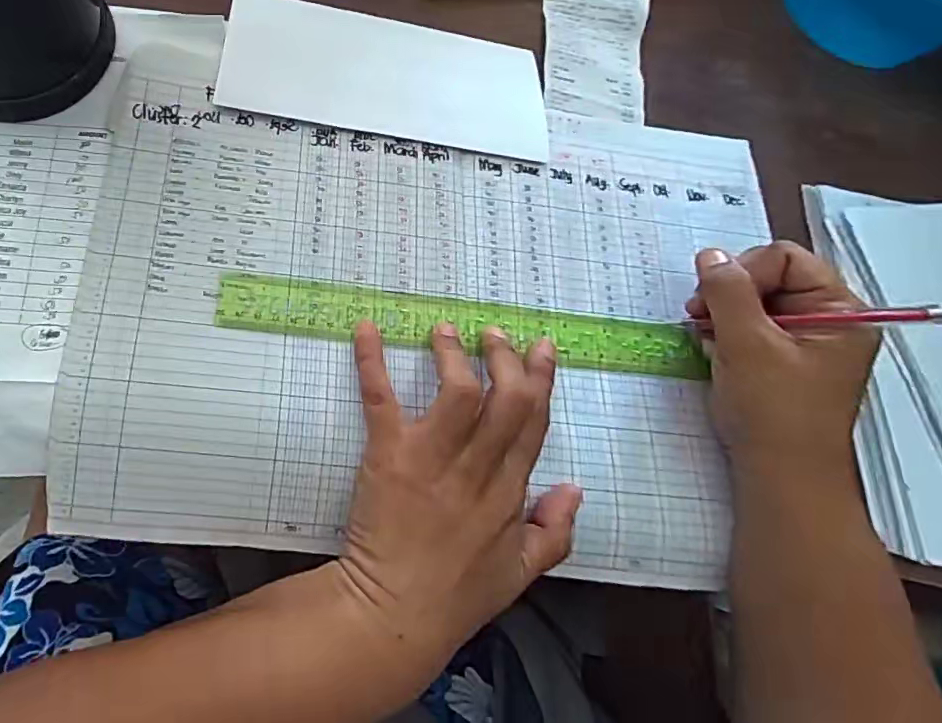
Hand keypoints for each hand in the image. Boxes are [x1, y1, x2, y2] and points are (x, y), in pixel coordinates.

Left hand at [331, 320, 581, 670]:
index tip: (541, 348)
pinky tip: (367, 330)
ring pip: (457, 394)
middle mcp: (477, 470)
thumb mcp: (521, 572)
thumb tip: (575, 487)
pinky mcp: (388, 455)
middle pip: (504, 401)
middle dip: (504, 359)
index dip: (540, 380)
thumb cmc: (456, 593)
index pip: (533, 424)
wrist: (396, 611)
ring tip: (446, 330)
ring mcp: (432, 460)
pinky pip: (382, 399)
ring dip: (453, 356)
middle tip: (494, 332)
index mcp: (509, 492)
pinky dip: (372, 360)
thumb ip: (554, 531)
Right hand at [686, 243, 879, 480]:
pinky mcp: (780, 354)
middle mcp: (826, 319)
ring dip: (720, 310)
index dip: (744, 271)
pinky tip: (714, 347)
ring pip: (751, 297)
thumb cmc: (773, 410)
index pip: (785, 259)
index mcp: (839, 313)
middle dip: (727, 291)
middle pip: (767, 274)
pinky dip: (723, 327)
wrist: (780, 472)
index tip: (714, 300)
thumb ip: (727, 293)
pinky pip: (746, 320)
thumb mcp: (747, 344)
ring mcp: (803, 338)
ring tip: (706, 334)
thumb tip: (710, 255)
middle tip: (700, 315)